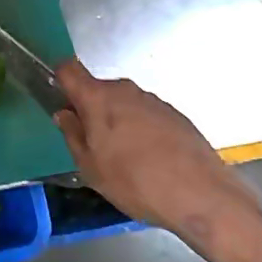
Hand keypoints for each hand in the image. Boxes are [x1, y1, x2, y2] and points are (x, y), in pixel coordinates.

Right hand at [53, 60, 260, 243]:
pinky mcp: (175, 113)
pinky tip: (151, 160)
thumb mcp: (90, 168)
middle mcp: (125, 90)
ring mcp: (153, 100)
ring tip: (126, 158)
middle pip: (98, 89)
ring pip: (123, 103)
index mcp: (98, 98)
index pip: (69, 68)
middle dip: (91, 110)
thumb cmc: (135, 182)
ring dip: (118, 121)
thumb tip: (64, 114)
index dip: (60, 79)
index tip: (61, 100)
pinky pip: (146, 114)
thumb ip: (73, 135)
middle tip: (94, 144)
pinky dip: (142, 129)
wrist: (200, 193)